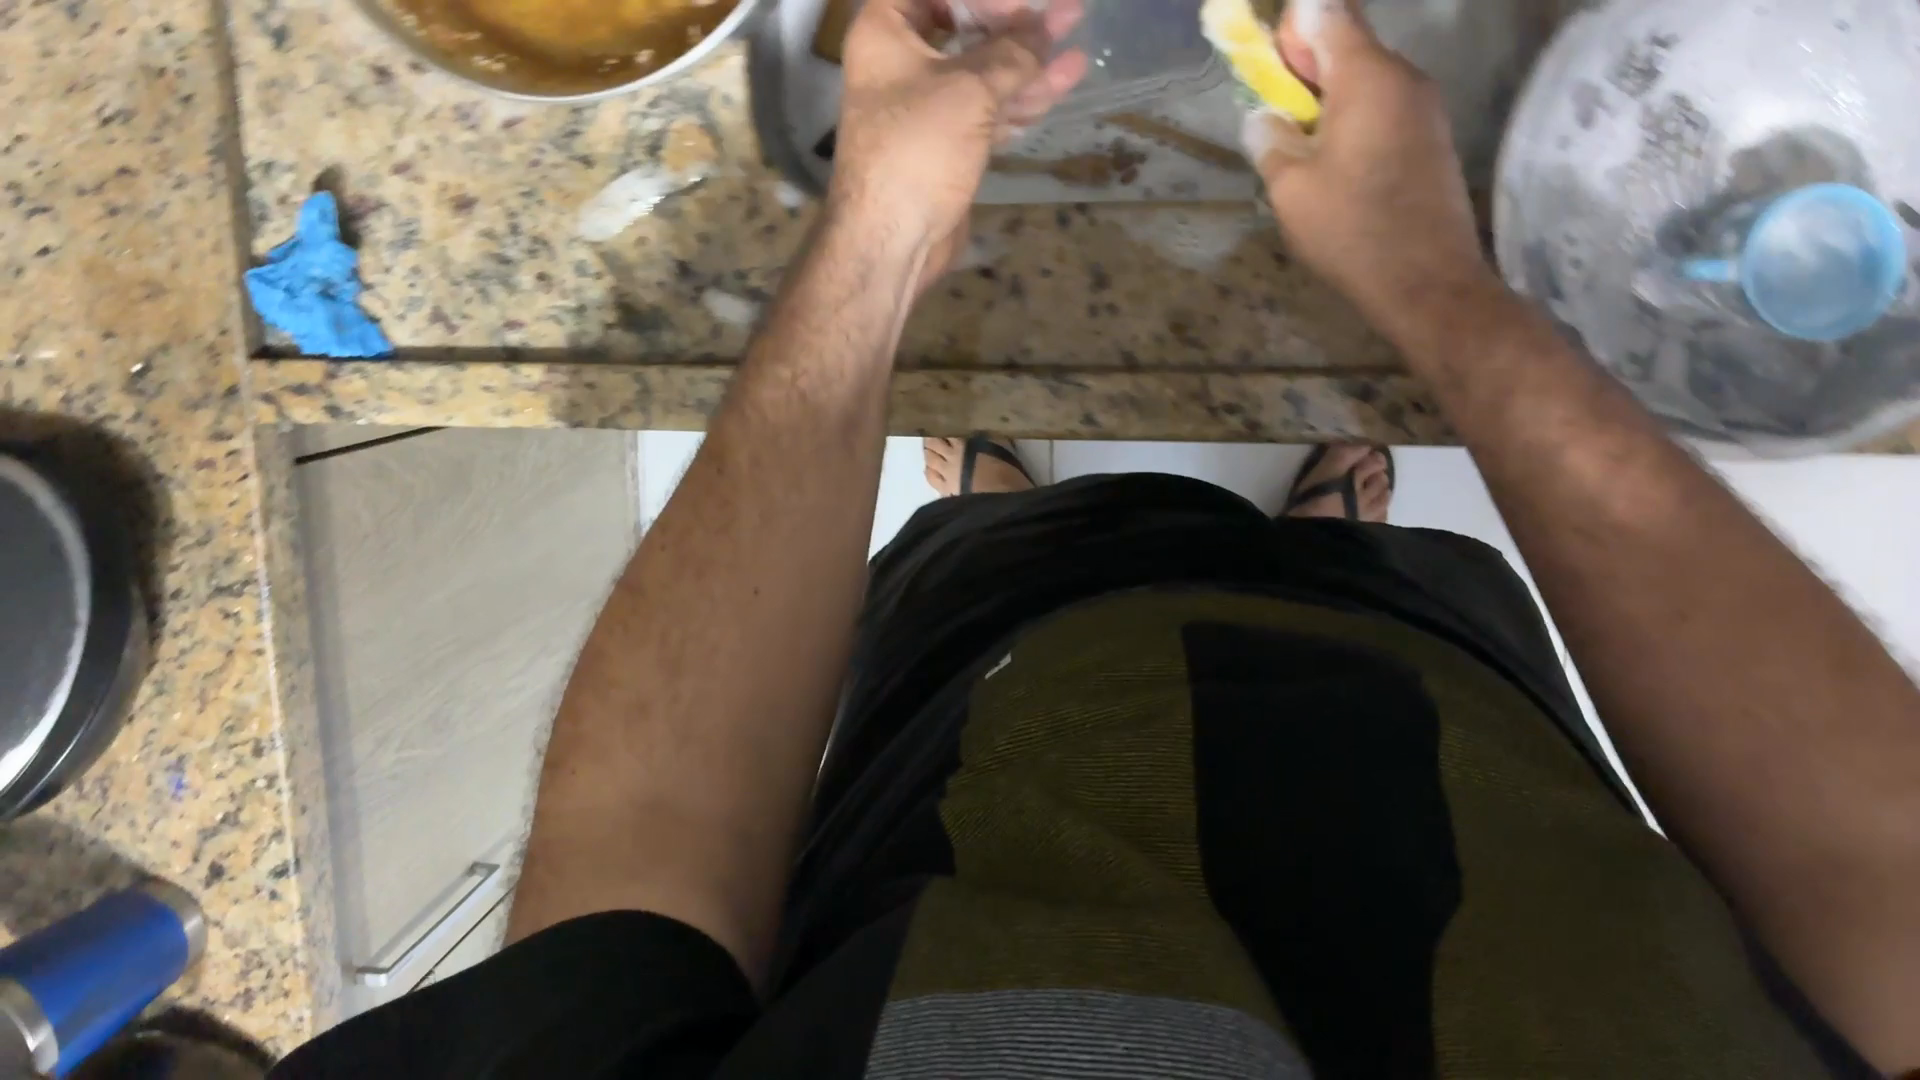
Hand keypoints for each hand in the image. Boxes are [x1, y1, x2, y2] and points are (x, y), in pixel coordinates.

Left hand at [828, 0, 1086, 287]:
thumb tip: (1046, 27)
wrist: (892, 241)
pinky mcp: (947, 147)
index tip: (1020, 6)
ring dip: (1028, 65)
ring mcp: (926, 110)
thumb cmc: (917, 151)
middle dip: (1015, 26)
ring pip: (982, 75)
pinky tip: (1060, 84)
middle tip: (1067, 14)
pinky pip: (987, 112)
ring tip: (1077, 50)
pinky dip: (1019, 102)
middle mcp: (902, 65)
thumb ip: (1012, 54)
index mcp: (886, 32)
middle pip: (964, 29)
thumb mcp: (968, 91)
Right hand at [1242, 0, 1500, 346]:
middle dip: (1306, 68)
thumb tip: (1262, 117)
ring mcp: (1424, 107)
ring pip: (1366, 80)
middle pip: (1348, 44)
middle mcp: (1403, 77)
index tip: (1269, 70)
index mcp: (1367, 77)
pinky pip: (1383, 109)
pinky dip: (1353, 121)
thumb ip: (1271, 140)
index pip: (1327, 12)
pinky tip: (1336, 168)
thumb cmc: (1351, 230)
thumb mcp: (1291, 188)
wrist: (1424, 280)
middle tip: (1277, 117)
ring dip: (1328, 100)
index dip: (1291, 29)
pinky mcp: (1431, 138)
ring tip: (1303, 151)